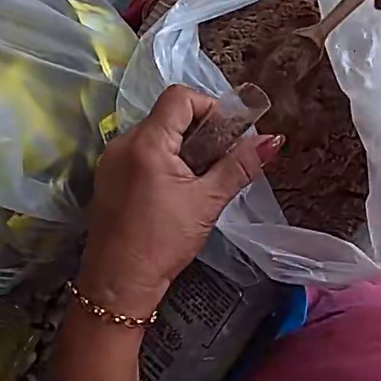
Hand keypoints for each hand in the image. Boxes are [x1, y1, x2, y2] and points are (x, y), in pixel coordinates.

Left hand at [77, 85, 282, 320]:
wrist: (118, 284)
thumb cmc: (163, 242)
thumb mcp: (207, 202)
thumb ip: (240, 166)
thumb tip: (273, 140)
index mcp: (146, 142)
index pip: (180, 96)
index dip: (209, 107)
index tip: (226, 135)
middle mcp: (122, 143)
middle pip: (167, 115)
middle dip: (199, 130)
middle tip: (219, 160)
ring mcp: (111, 160)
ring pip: (154, 134)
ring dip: (181, 147)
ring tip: (199, 179)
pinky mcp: (107, 177)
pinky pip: (139, 153)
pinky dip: (162, 160)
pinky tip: (175, 190)